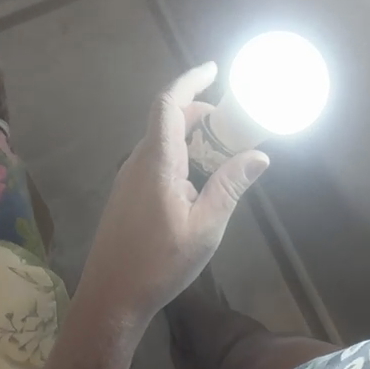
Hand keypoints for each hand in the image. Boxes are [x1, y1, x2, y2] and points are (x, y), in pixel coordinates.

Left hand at [77, 62, 270, 324]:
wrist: (110, 300)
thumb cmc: (159, 263)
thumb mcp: (205, 228)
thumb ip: (230, 187)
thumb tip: (259, 155)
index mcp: (158, 161)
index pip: (169, 104)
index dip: (190, 80)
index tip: (214, 69)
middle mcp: (139, 160)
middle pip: (169, 118)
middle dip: (201, 111)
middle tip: (234, 123)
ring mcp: (130, 176)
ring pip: (163, 139)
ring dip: (192, 136)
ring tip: (223, 154)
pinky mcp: (128, 193)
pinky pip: (156, 158)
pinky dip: (181, 154)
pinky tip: (199, 182)